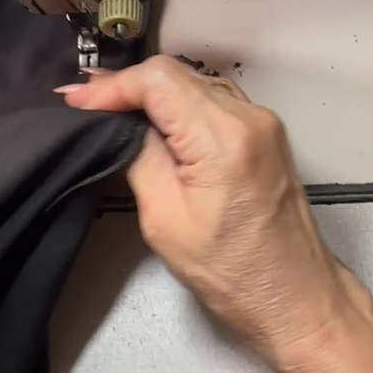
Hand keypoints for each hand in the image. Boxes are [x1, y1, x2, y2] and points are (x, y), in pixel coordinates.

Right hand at [58, 56, 357, 370]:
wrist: (298, 299)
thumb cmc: (230, 273)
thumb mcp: (165, 220)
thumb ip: (140, 156)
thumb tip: (120, 122)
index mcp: (223, 138)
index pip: (158, 80)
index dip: (112, 85)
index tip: (75, 100)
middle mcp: (248, 115)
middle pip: (175, 73)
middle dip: (126, 84)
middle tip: (82, 100)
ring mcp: (261, 119)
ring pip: (193, 82)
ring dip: (150, 91)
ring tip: (107, 105)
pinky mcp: (264, 130)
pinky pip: (211, 99)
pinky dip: (177, 102)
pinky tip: (150, 116)